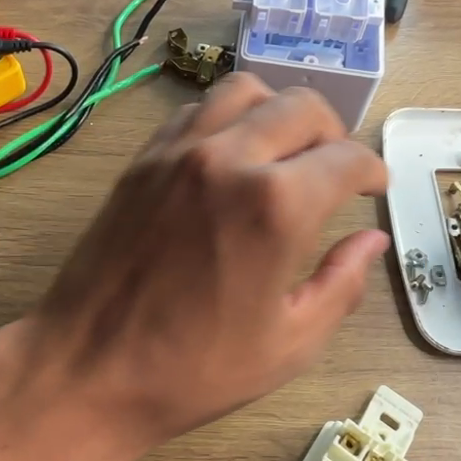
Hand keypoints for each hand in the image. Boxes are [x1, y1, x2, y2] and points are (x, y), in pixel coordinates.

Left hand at [0, 74, 389, 460]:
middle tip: (335, 171)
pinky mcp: (142, 159)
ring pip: (244, 90)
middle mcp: (228, 158)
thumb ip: (341, 283)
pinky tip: (230, 157)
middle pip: (302, 106)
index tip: (373, 188)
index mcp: (274, 205)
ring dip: (278, 111)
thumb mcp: (289, 344)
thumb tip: (370, 240)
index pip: (346, 158)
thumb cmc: (194, 370)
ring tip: (284, 151)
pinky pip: (195, 111)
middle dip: (333, 134)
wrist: (86, 370)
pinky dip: (227, 118)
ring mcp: (177, 151)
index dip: (371, 172)